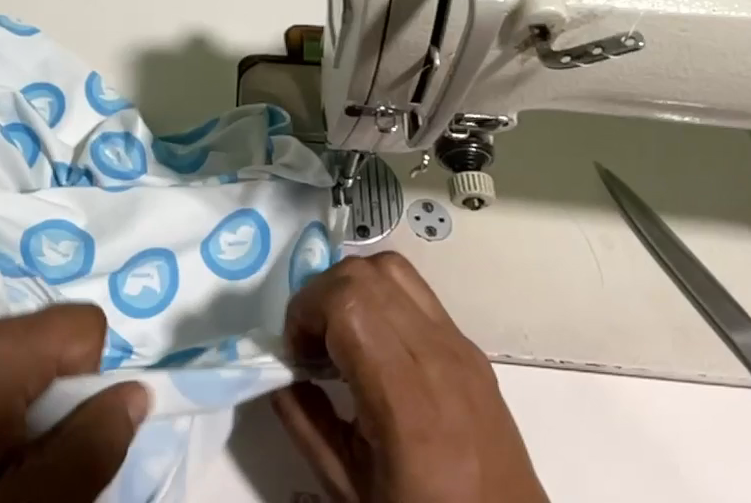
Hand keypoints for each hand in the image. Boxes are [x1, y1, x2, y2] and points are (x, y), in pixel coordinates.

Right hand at [272, 253, 548, 502]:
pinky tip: (373, 346)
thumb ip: (304, 422)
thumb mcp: (348, 485)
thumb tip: (279, 372)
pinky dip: (380, 299)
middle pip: (366, 273)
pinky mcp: (471, 347)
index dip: (305, 312)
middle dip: (321, 295)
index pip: (348, 302)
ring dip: (351, 289)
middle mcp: (440, 358)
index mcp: (408, 400)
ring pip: (393, 269)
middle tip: (311, 344)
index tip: (295, 354)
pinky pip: (416, 293)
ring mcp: (461, 347)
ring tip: (339, 337)